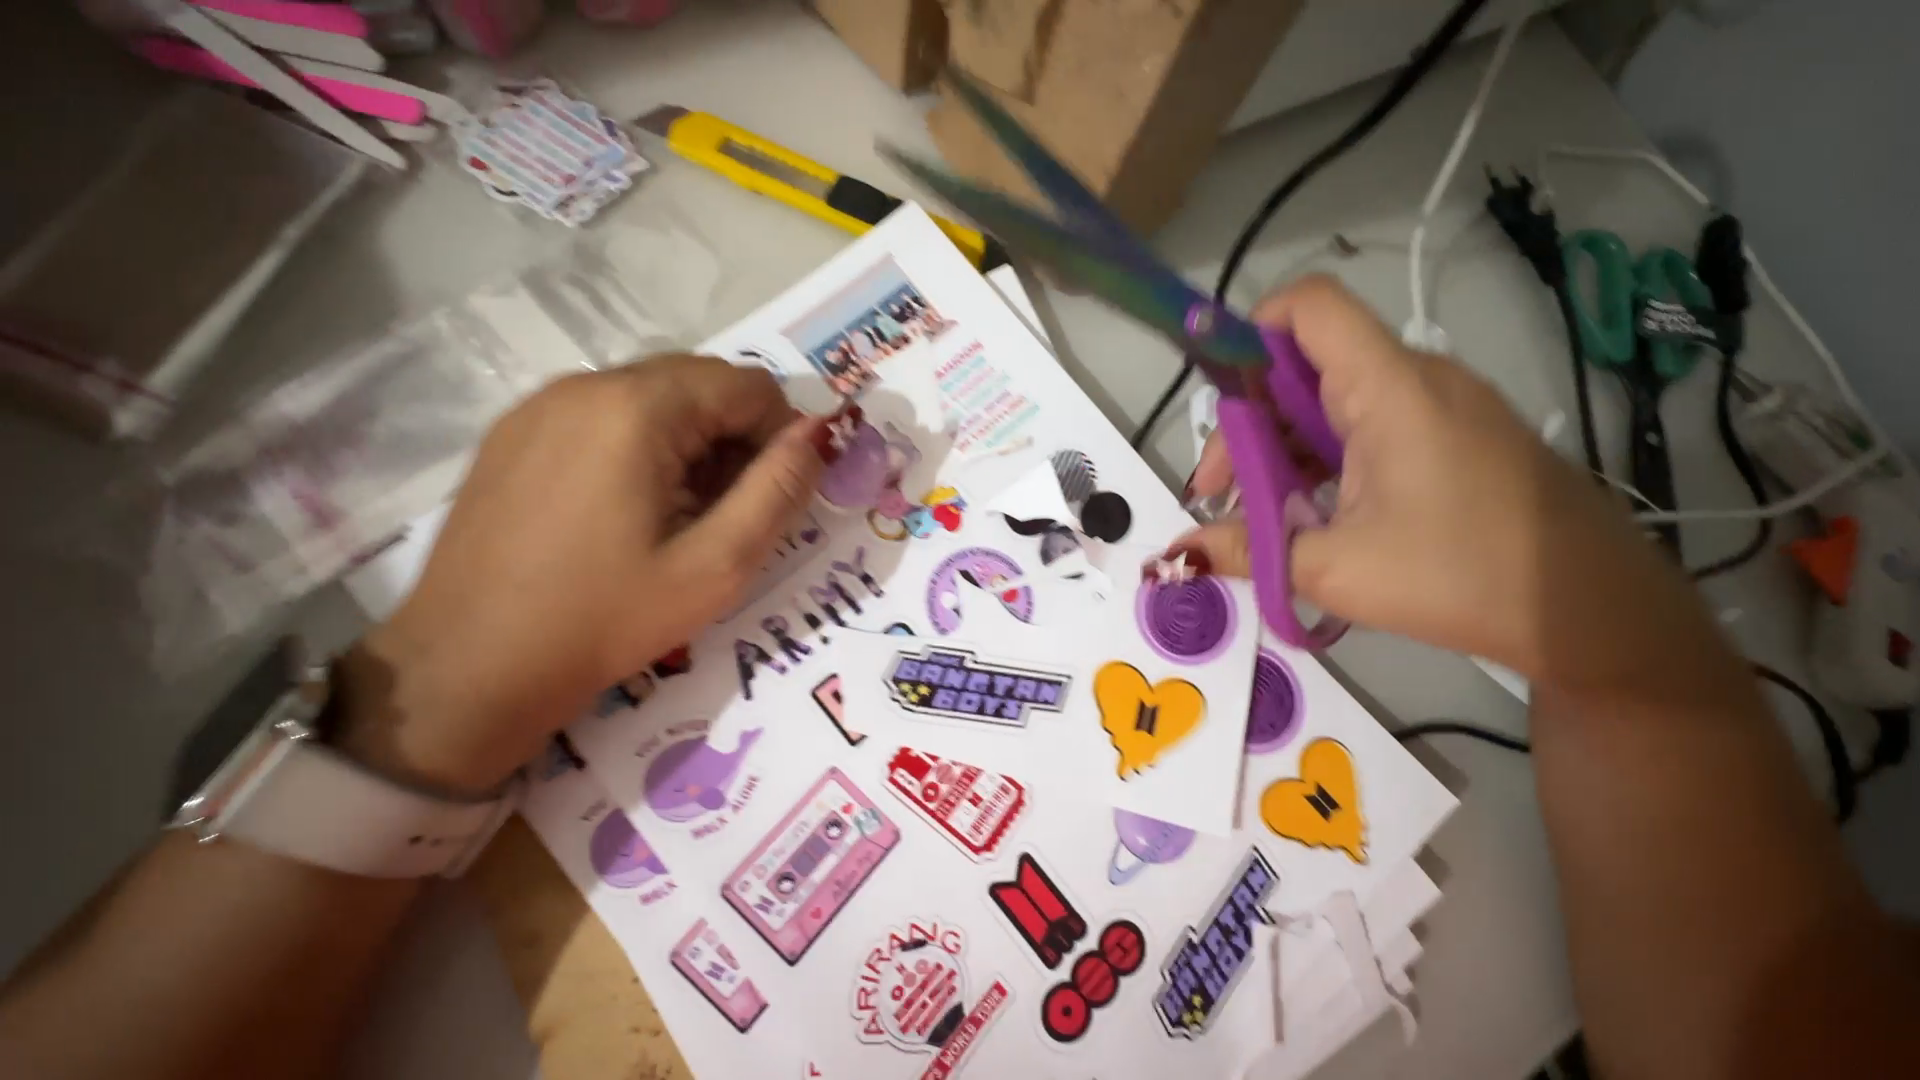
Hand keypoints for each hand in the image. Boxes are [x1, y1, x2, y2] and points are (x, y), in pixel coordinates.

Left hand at [335, 356, 834, 795]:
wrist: (469, 668)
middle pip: (699, 383)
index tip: (773, 498)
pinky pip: (601, 416)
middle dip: (733, 437)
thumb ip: (779, 490)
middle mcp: (586, 384)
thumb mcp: (717, 567)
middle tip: (728, 513)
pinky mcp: (512, 433)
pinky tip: (624, 512)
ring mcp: (539, 405)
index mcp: (638, 407)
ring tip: (677, 517)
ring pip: (651, 397)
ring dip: (687, 442)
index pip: (748, 385)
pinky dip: (637, 447)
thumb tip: (819, 432)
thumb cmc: (604, 620)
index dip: (780, 436)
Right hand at [1177, 276, 1709, 686]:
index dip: (1251, 330)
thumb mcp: (1335, 568)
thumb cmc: (1460, 575)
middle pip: (1306, 362)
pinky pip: (1369, 425)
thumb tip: (1174, 554)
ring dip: (1284, 448)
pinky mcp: (1454, 436)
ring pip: (1334, 399)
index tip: (1218, 400)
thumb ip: (1245, 550)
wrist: (1591, 610)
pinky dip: (1325, 459)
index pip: (1309, 306)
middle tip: (1222, 495)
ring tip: (1261, 516)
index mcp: (1387, 387)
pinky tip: (1312, 515)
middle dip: (1249, 421)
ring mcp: (1440, 407)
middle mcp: (1415, 378)